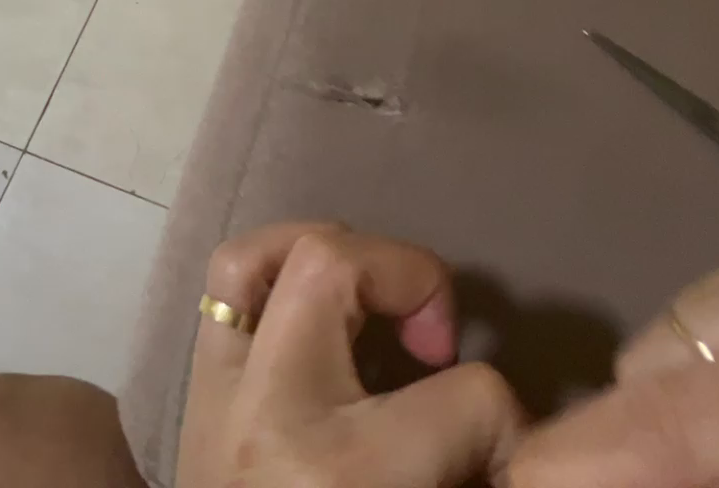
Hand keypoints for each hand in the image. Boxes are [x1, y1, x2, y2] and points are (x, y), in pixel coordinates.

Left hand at [177, 223, 526, 487]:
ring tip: (371, 295)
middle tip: (433, 342)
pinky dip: (279, 270)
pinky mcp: (198, 383)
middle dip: (410, 275)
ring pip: (258, 253)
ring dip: (329, 252)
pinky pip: (226, 284)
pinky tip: (322, 302)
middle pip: (333, 264)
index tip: (499, 449)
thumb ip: (474, 466)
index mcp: (343, 474)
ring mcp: (217, 387)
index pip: (468, 397)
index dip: (506, 413)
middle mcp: (266, 409)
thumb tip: (519, 436)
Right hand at [506, 212, 718, 487]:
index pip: (675, 429)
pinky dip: (717, 380)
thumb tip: (556, 475)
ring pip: (673, 336)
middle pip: (658, 373)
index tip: (514, 486)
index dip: (571, 470)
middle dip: (639, 453)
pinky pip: (710, 311)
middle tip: (679, 485)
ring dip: (681, 419)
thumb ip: (695, 478)